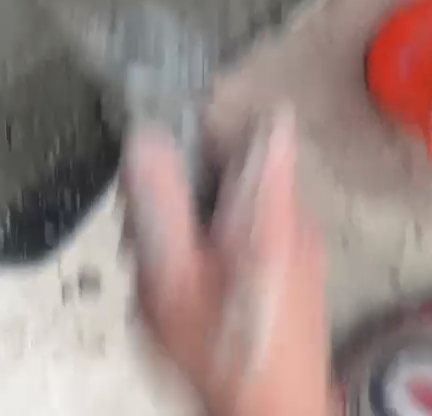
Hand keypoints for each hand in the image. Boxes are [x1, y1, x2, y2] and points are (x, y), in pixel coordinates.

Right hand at [123, 107, 335, 415]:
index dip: (218, 97)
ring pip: (226, 187)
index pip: (260, 125)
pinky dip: (199, 223)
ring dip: (183, 200)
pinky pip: (233, 214)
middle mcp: (289, 216)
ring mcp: (290, 238)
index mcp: (268, 208)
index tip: (173, 86)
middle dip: (178, 166)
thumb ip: (158, 197)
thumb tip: (146, 131)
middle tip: (141, 208)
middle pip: (230, 156)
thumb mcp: (171, 269)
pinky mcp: (282, 260)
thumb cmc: (220, 345)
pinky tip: (177, 261)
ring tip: (154, 245)